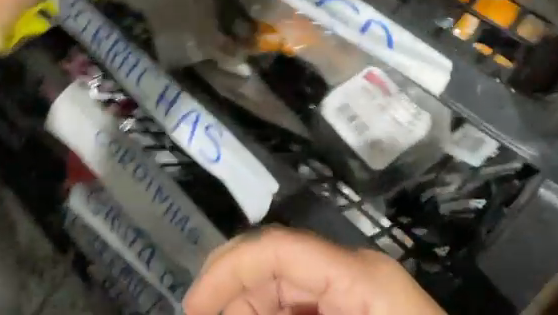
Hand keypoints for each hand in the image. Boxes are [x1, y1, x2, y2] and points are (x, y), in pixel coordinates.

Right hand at [185, 228, 444, 314]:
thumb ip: (277, 314)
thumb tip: (224, 313)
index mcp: (356, 274)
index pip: (273, 249)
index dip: (224, 272)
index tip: (192, 309)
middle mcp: (356, 274)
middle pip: (275, 267)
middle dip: (233, 295)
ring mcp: (362, 295)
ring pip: (287, 290)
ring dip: (252, 309)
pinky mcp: (365, 313)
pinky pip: (307, 309)